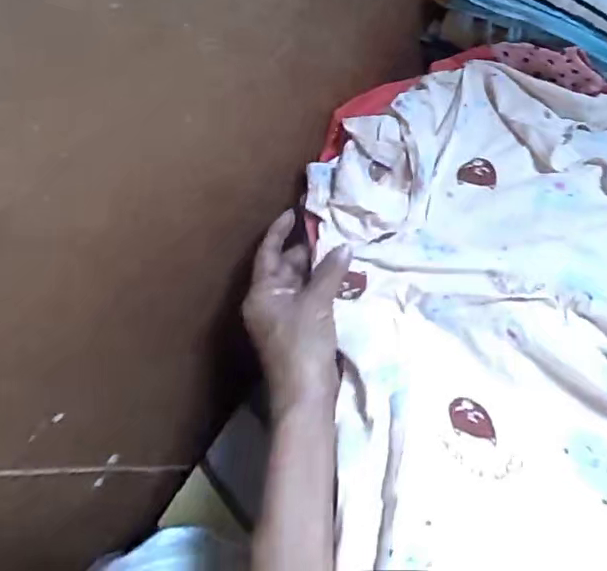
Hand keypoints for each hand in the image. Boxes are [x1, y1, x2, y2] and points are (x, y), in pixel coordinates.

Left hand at [243, 209, 350, 416]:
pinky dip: (321, 284)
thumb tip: (344, 246)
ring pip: (298, 281)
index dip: (280, 230)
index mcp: (262, 293)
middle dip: (305, 248)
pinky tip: (340, 275)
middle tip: (329, 229)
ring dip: (316, 266)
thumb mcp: (318, 302)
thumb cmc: (303, 344)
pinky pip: (307, 297)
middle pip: (284, 266)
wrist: (306, 396)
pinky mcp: (297, 329)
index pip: (269, 252)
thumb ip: (330, 271)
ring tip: (339, 246)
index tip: (294, 211)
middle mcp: (267, 302)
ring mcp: (281, 317)